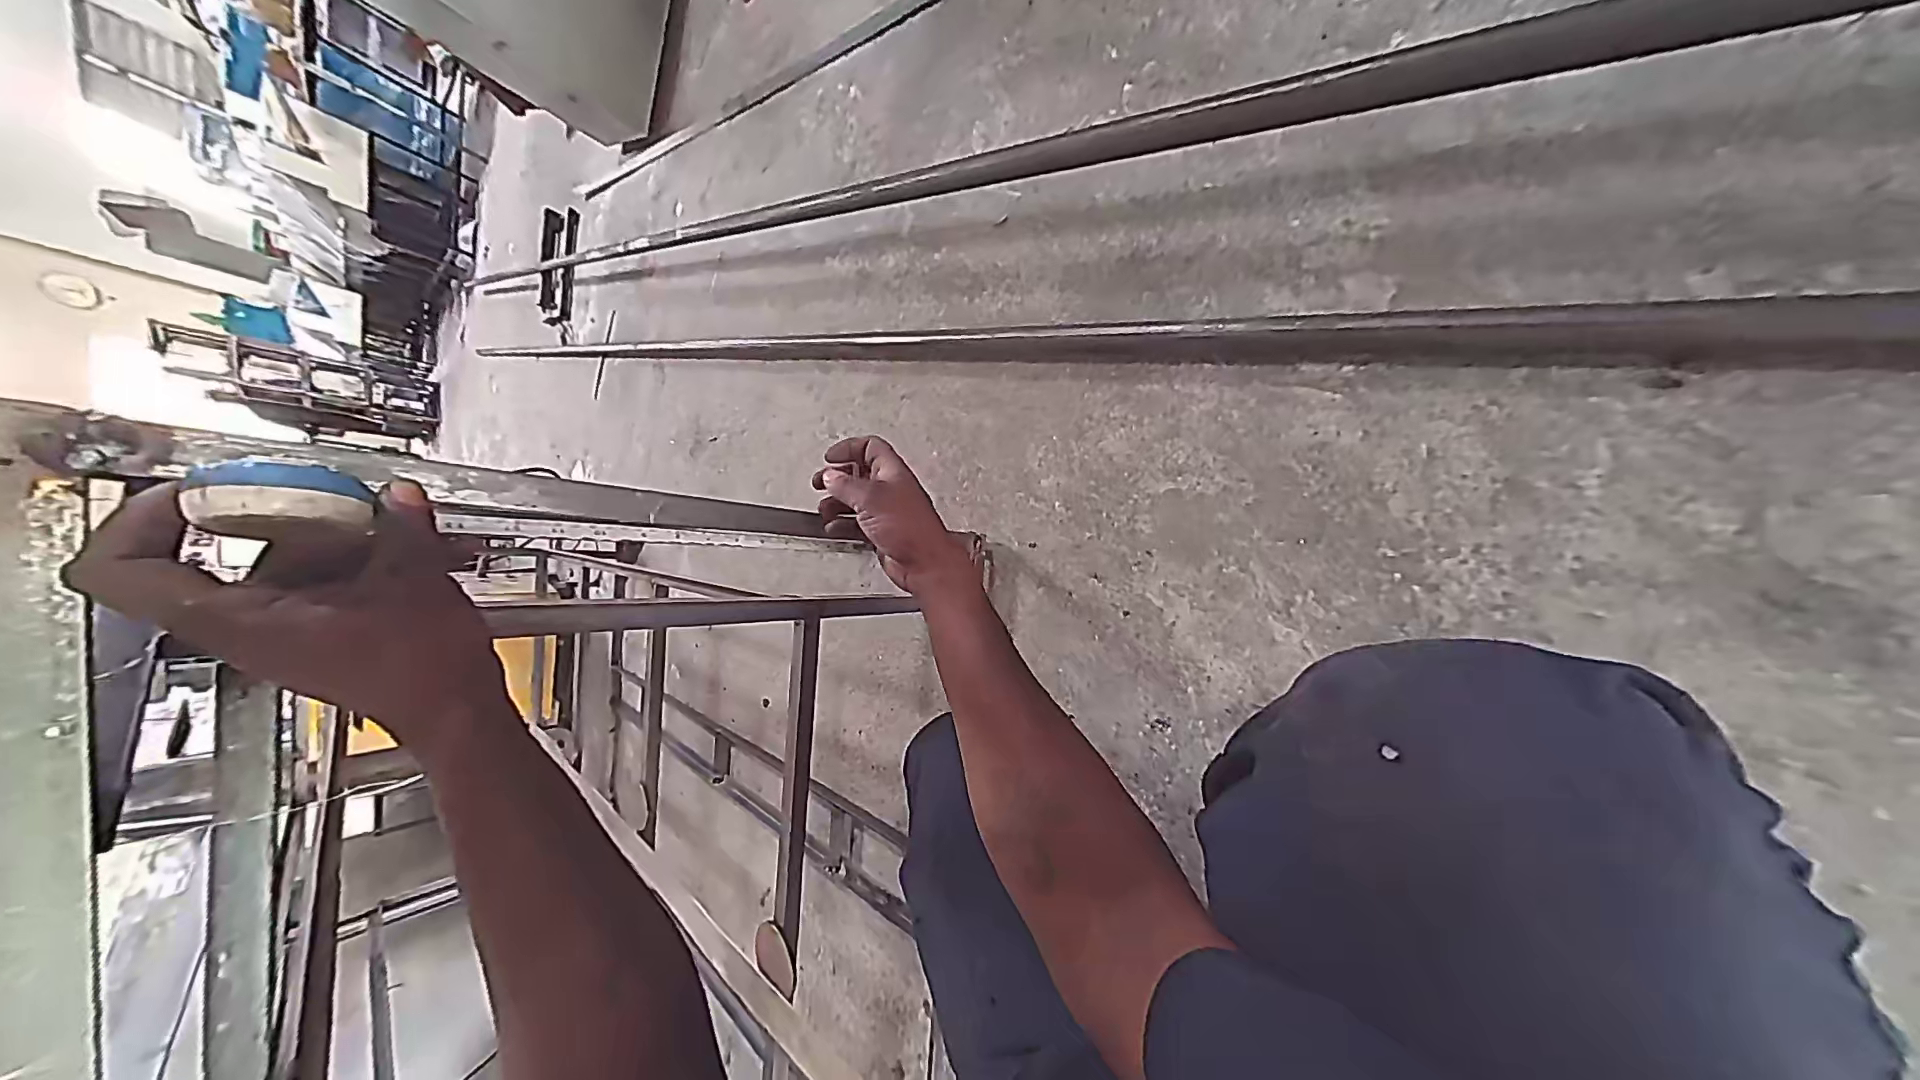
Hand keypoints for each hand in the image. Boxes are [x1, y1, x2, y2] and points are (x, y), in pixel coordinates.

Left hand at [62, 479, 513, 756]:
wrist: (457, 709)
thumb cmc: (423, 667)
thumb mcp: (415, 581)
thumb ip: (401, 530)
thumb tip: (397, 496)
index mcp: (239, 621)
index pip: (122, 570)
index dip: (145, 516)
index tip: (199, 490)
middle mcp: (249, 630)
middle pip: (221, 557)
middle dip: (270, 517)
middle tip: (315, 495)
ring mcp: (288, 634)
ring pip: (277, 569)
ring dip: (326, 538)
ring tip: (381, 523)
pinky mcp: (325, 634)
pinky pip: (315, 585)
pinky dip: (350, 560)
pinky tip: (401, 550)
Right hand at [813, 436, 976, 595]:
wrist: (922, 561)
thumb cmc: (910, 528)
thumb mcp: (870, 498)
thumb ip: (846, 485)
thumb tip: (830, 476)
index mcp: (892, 472)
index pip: (870, 447)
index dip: (848, 448)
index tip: (830, 458)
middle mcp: (891, 489)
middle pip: (860, 474)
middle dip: (837, 477)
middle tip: (821, 482)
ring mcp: (887, 511)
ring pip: (856, 500)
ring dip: (837, 502)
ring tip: (825, 508)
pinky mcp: (882, 531)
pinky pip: (858, 522)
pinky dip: (843, 523)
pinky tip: (834, 526)